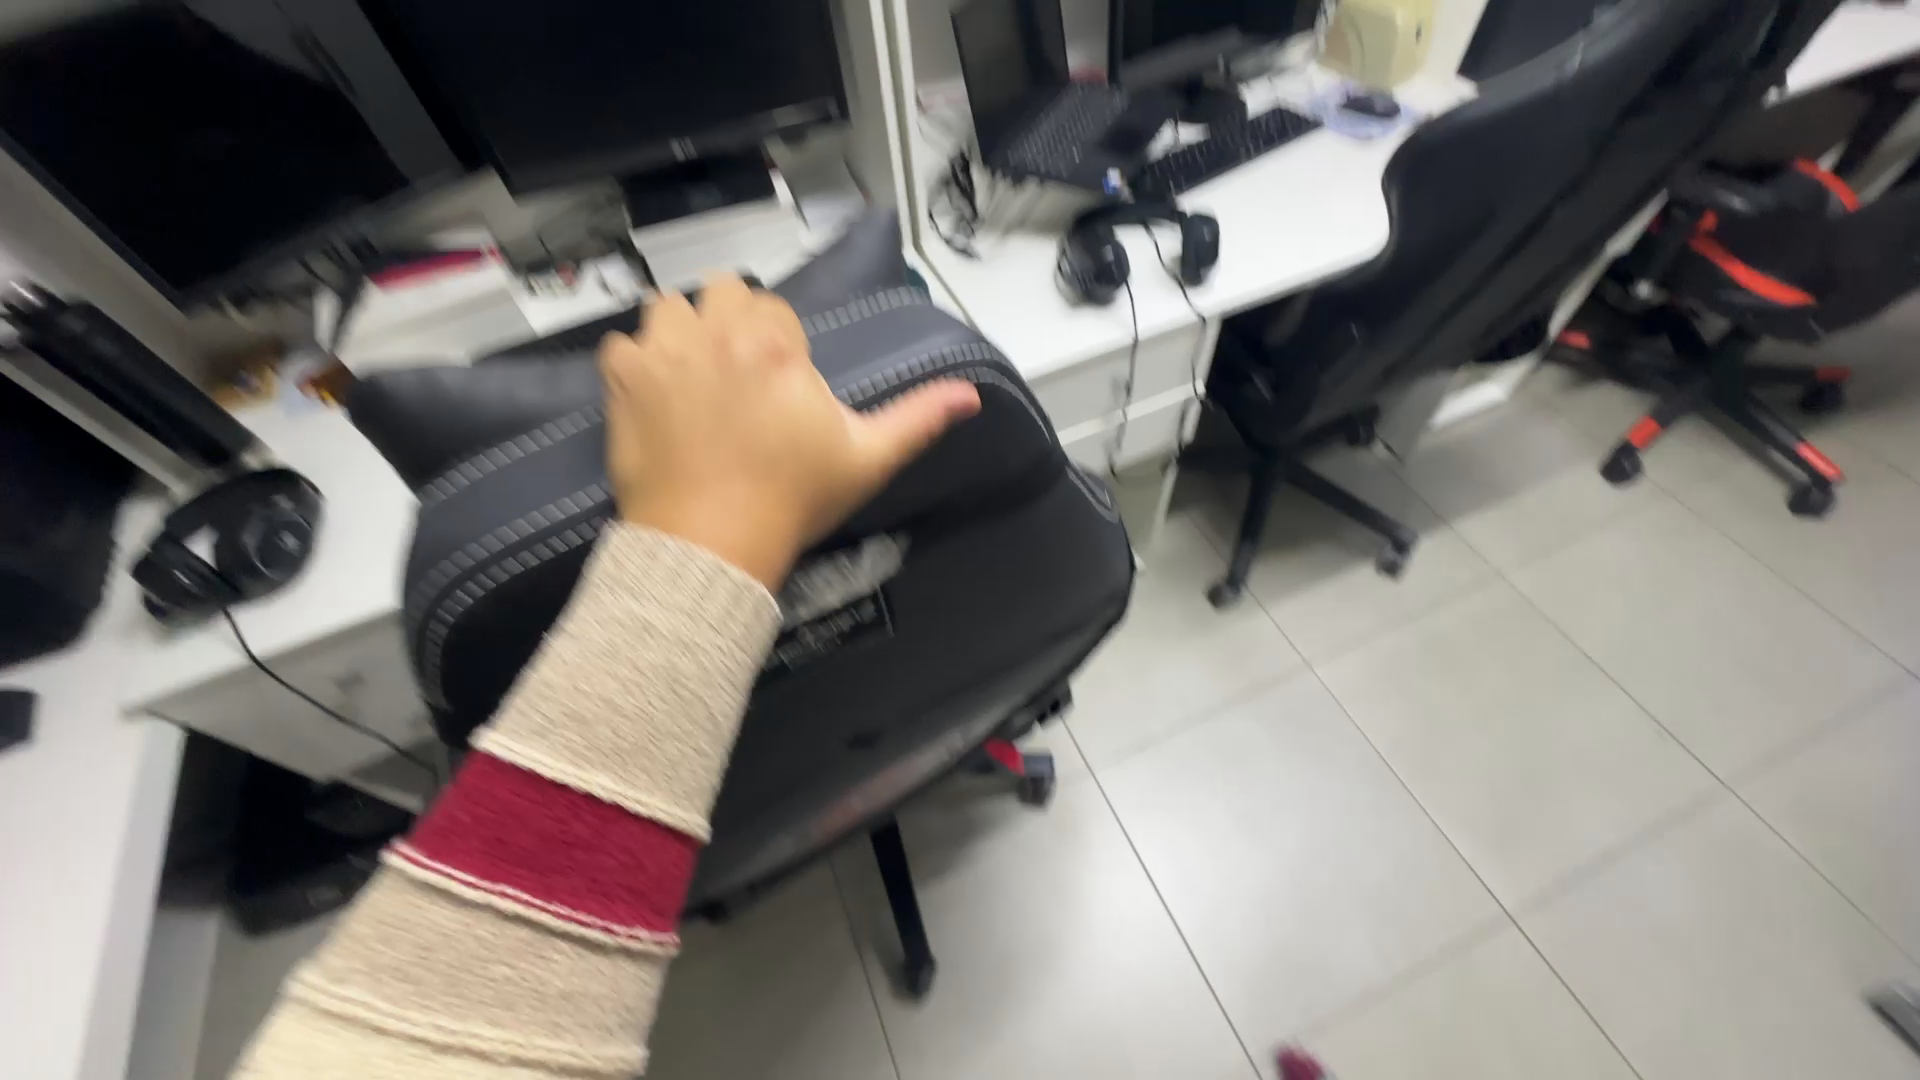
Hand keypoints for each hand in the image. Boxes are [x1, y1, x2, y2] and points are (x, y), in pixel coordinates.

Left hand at [600, 276, 980, 588]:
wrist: (713, 545)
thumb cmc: (795, 500)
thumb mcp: (868, 460)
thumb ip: (918, 419)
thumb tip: (972, 394)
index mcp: (776, 344)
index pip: (775, 307)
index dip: (781, 343)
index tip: (782, 388)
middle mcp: (717, 333)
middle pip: (722, 292)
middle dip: (733, 323)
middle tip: (741, 376)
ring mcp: (663, 354)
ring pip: (670, 307)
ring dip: (683, 331)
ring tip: (697, 376)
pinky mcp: (623, 382)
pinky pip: (622, 345)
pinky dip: (637, 364)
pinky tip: (658, 397)